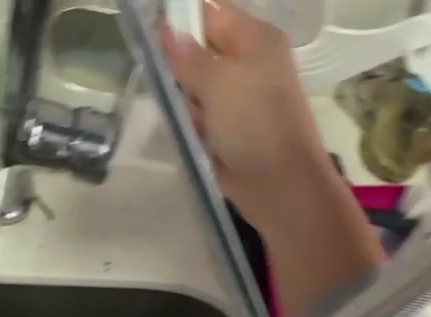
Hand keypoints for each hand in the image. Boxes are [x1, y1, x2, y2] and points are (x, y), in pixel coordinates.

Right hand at [159, 0, 331, 230]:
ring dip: (185, 102)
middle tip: (172, 86)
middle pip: (200, 52)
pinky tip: (192, 136)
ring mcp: (241, 100)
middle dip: (180, 68)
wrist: (279, 184)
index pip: (210, 13)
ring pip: (197, 88)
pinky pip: (202, 118)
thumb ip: (186, 56)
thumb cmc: (254, 124)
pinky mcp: (232, 131)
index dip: (179, 21)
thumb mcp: (218, 82)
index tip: (151, 38)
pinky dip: (193, 125)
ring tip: (188, 118)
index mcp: (254, 39)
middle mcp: (249, 64)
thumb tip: (161, 29)